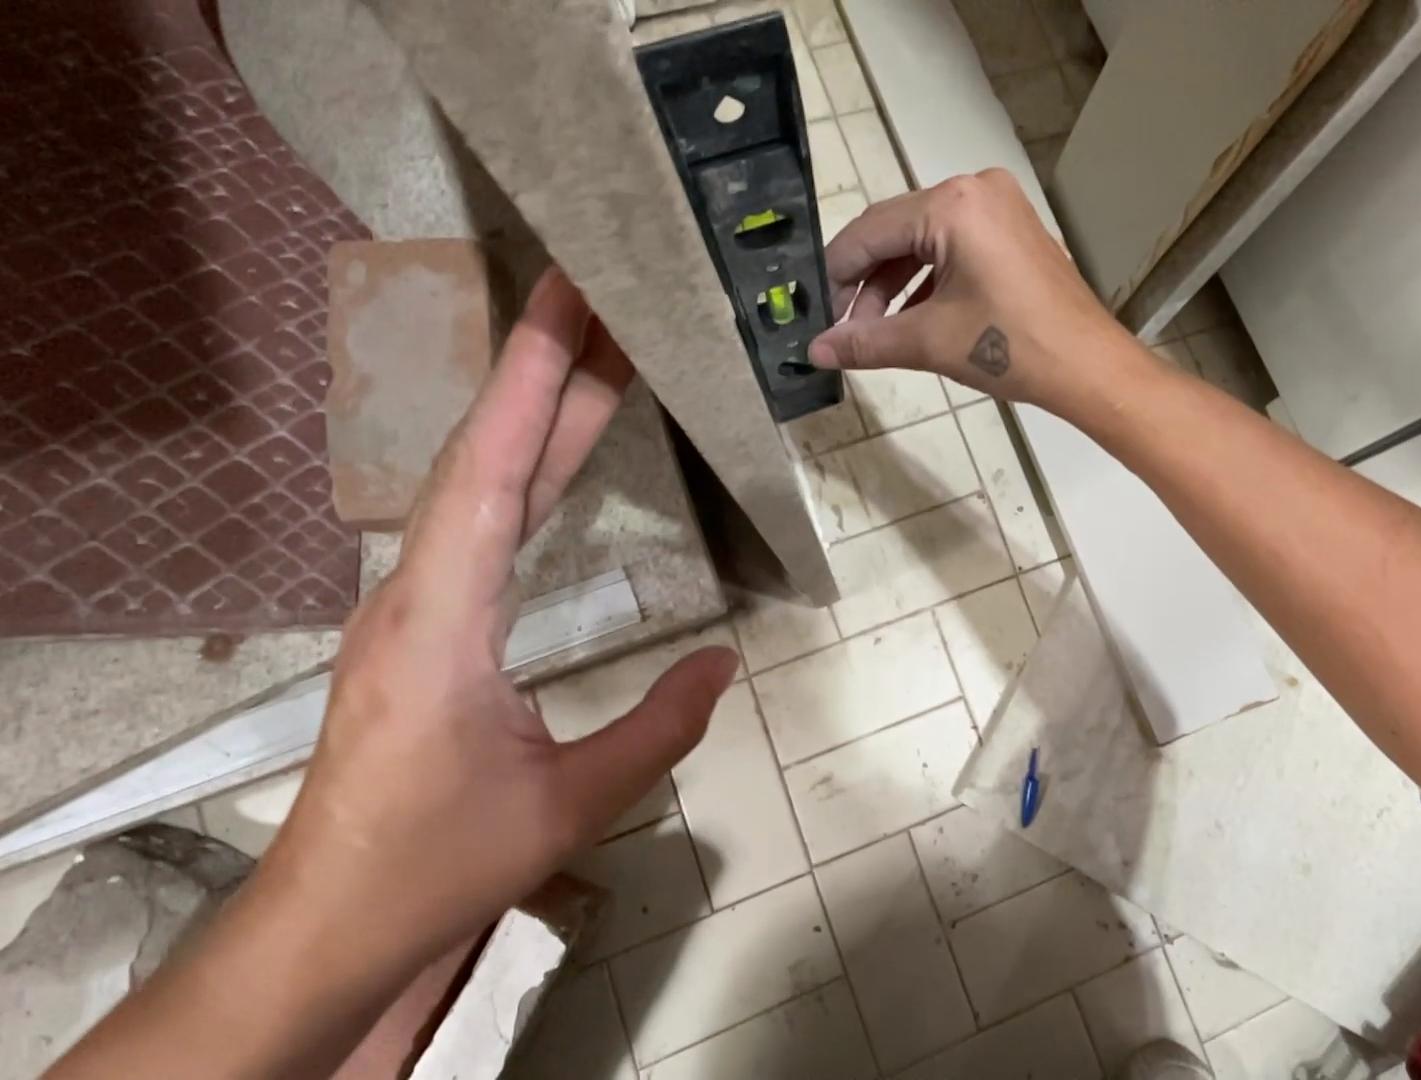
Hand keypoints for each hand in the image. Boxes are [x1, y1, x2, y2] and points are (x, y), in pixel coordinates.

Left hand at [257, 268, 736, 975]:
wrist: (335, 920)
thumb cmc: (443, 859)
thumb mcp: (572, 801)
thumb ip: (660, 725)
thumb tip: (726, 661)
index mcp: (444, 619)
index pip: (491, 475)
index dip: (530, 381)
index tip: (565, 301)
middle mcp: (419, 590)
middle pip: (488, 457)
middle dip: (545, 373)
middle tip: (601, 300)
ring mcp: (417, 602)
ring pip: (481, 482)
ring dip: (538, 414)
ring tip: (600, 355)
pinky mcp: (427, 620)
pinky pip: (479, 519)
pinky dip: (523, 466)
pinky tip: (555, 449)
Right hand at [807, 169, 1129, 413]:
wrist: (1088, 367)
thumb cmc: (1010, 348)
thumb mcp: (929, 342)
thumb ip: (867, 342)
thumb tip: (816, 351)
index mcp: (952, 204)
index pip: (871, 230)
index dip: (837, 273)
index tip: (818, 311)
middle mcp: (975, 189)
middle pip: (897, 232)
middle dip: (868, 284)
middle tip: (848, 330)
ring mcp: (1000, 207)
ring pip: (925, 242)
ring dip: (896, 286)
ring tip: (877, 332)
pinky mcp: (1013, 231)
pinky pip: (954, 247)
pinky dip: (929, 281)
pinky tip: (913, 318)